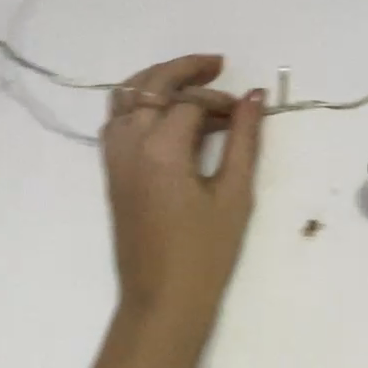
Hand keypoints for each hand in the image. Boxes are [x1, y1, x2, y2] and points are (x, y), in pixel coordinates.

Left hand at [101, 54, 264, 323]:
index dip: (221, 101)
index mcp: (161, 148)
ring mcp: (114, 158)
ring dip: (155, 81)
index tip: (245, 112)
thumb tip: (256, 96)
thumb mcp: (235, 194)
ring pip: (124, 96)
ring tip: (189, 83)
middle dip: (184, 69)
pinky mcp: (111, 173)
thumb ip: (245, 139)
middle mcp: (130, 144)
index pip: (191, 102)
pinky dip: (138, 104)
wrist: (161, 302)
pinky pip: (116, 120)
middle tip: (218, 66)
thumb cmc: (205, 253)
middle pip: (149, 84)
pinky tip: (166, 116)